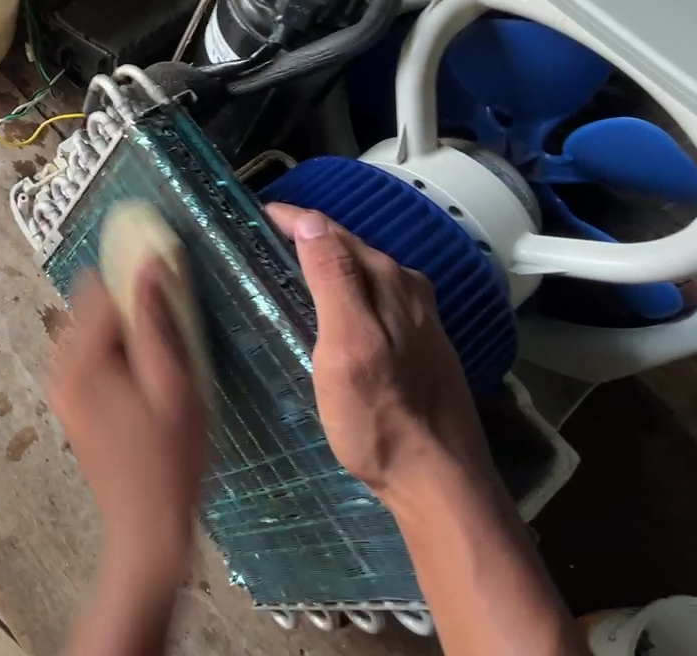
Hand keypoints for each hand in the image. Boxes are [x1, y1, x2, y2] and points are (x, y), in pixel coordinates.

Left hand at [47, 263, 207, 589]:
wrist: (145, 530)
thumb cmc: (169, 459)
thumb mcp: (175, 387)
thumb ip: (158, 323)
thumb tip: (151, 263)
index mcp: (82, 359)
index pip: (100, 289)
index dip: (132, 274)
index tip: (163, 270)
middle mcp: (59, 366)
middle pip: (88, 306)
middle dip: (125, 300)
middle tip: (166, 313)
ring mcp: (59, 386)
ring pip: (87, 328)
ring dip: (119, 324)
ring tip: (158, 346)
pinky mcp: (67, 402)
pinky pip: (85, 353)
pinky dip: (111, 348)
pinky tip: (141, 370)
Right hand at [265, 203, 488, 497]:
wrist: (440, 482)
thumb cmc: (381, 416)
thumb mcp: (348, 346)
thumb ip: (333, 280)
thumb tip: (312, 221)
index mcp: (389, 281)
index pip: (331, 230)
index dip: (292, 219)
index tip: (256, 215)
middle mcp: (409, 288)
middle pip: (350, 247)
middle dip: (308, 235)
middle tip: (262, 238)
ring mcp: (419, 318)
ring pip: (363, 271)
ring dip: (327, 261)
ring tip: (287, 266)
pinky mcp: (420, 344)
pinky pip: (373, 296)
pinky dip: (344, 289)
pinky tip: (329, 308)